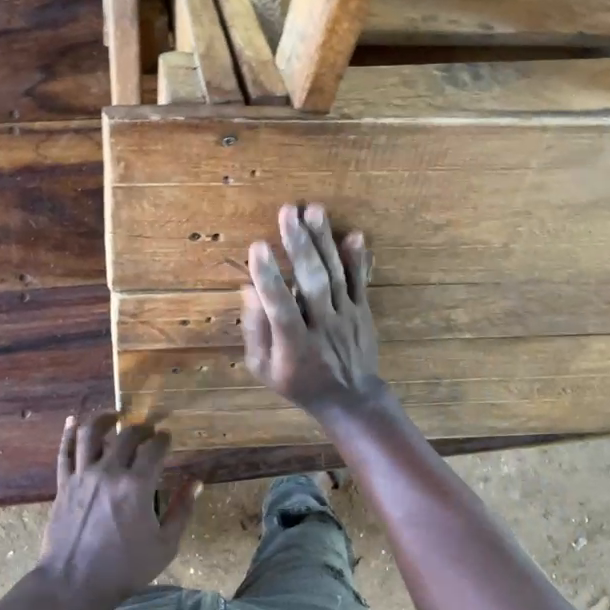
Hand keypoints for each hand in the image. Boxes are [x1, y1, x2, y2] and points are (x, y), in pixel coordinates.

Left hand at [36, 413, 199, 609]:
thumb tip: (196, 482)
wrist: (73, 584)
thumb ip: (181, 510)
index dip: (164, 440)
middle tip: (148, 431)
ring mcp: (82, 476)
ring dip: (104, 419)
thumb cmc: (124, 569)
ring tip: (113, 415)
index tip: (167, 438)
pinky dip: (69, 432)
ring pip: (91, 434)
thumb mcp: (164, 545)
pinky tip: (74, 420)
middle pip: (126, 436)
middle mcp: (109, 472)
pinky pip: (65, 451)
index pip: (154, 449)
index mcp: (137, 486)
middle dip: (141, 429)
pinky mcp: (63, 484)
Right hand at [241, 203, 381, 416]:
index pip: (280, 306)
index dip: (268, 277)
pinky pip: (360, 282)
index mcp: (294, 344)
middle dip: (299, 245)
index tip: (257, 247)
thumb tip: (247, 289)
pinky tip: (354, 235)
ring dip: (324, 240)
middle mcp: (322, 327)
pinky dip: (358, 259)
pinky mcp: (362, 311)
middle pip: (312, 281)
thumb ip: (255, 330)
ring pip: (335, 275)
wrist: (350, 399)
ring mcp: (346, 317)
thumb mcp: (264, 368)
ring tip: (314, 210)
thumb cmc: (298, 382)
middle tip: (287, 212)